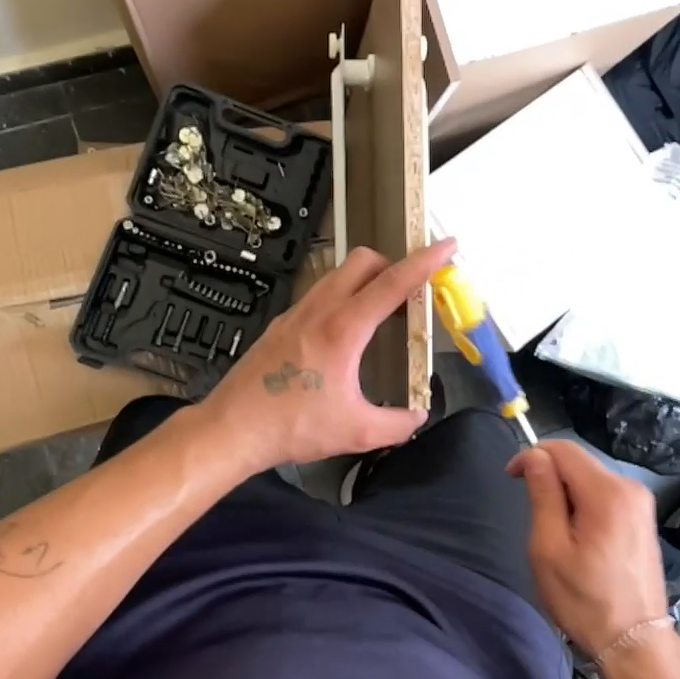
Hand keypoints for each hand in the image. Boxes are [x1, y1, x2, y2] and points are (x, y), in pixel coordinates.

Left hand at [201, 238, 456, 468]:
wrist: (233, 429)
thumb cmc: (289, 426)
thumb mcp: (357, 432)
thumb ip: (398, 423)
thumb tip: (416, 416)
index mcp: (342, 329)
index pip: (392, 283)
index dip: (425, 262)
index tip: (446, 246)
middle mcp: (317, 312)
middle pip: (362, 261)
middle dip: (393, 264)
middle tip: (410, 290)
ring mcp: (295, 315)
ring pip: (337, 275)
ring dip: (365, 282)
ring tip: (381, 314)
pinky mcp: (280, 326)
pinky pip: (318, 296)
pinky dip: (341, 299)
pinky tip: (345, 335)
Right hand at [509, 440, 669, 654]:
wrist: (634, 642)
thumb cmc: (584, 600)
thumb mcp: (549, 547)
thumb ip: (542, 494)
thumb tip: (534, 456)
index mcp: (607, 493)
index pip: (563, 449)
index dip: (532, 455)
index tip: (511, 478)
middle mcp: (630, 488)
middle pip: (578, 462)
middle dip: (550, 478)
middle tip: (534, 516)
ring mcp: (641, 503)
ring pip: (590, 478)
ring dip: (566, 494)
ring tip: (555, 533)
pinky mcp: (642, 518)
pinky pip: (604, 495)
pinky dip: (583, 505)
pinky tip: (578, 538)